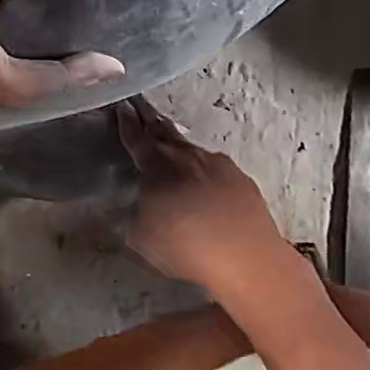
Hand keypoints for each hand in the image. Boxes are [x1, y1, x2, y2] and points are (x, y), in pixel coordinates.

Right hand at [118, 96, 292, 296]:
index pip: (136, 137)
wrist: (249, 262)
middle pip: (164, 132)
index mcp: (156, 165)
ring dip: (176, 145)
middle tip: (139, 109)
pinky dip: (203, 167)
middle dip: (149, 121)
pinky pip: (215, 166)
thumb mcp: (139, 238)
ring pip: (190, 148)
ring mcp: (218, 165)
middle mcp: (186, 157)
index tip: (121, 108)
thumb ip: (126, 216)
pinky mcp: (242, 180)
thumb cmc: (185, 248)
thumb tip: (120, 210)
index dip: (126, 122)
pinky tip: (202, 179)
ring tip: (168, 145)